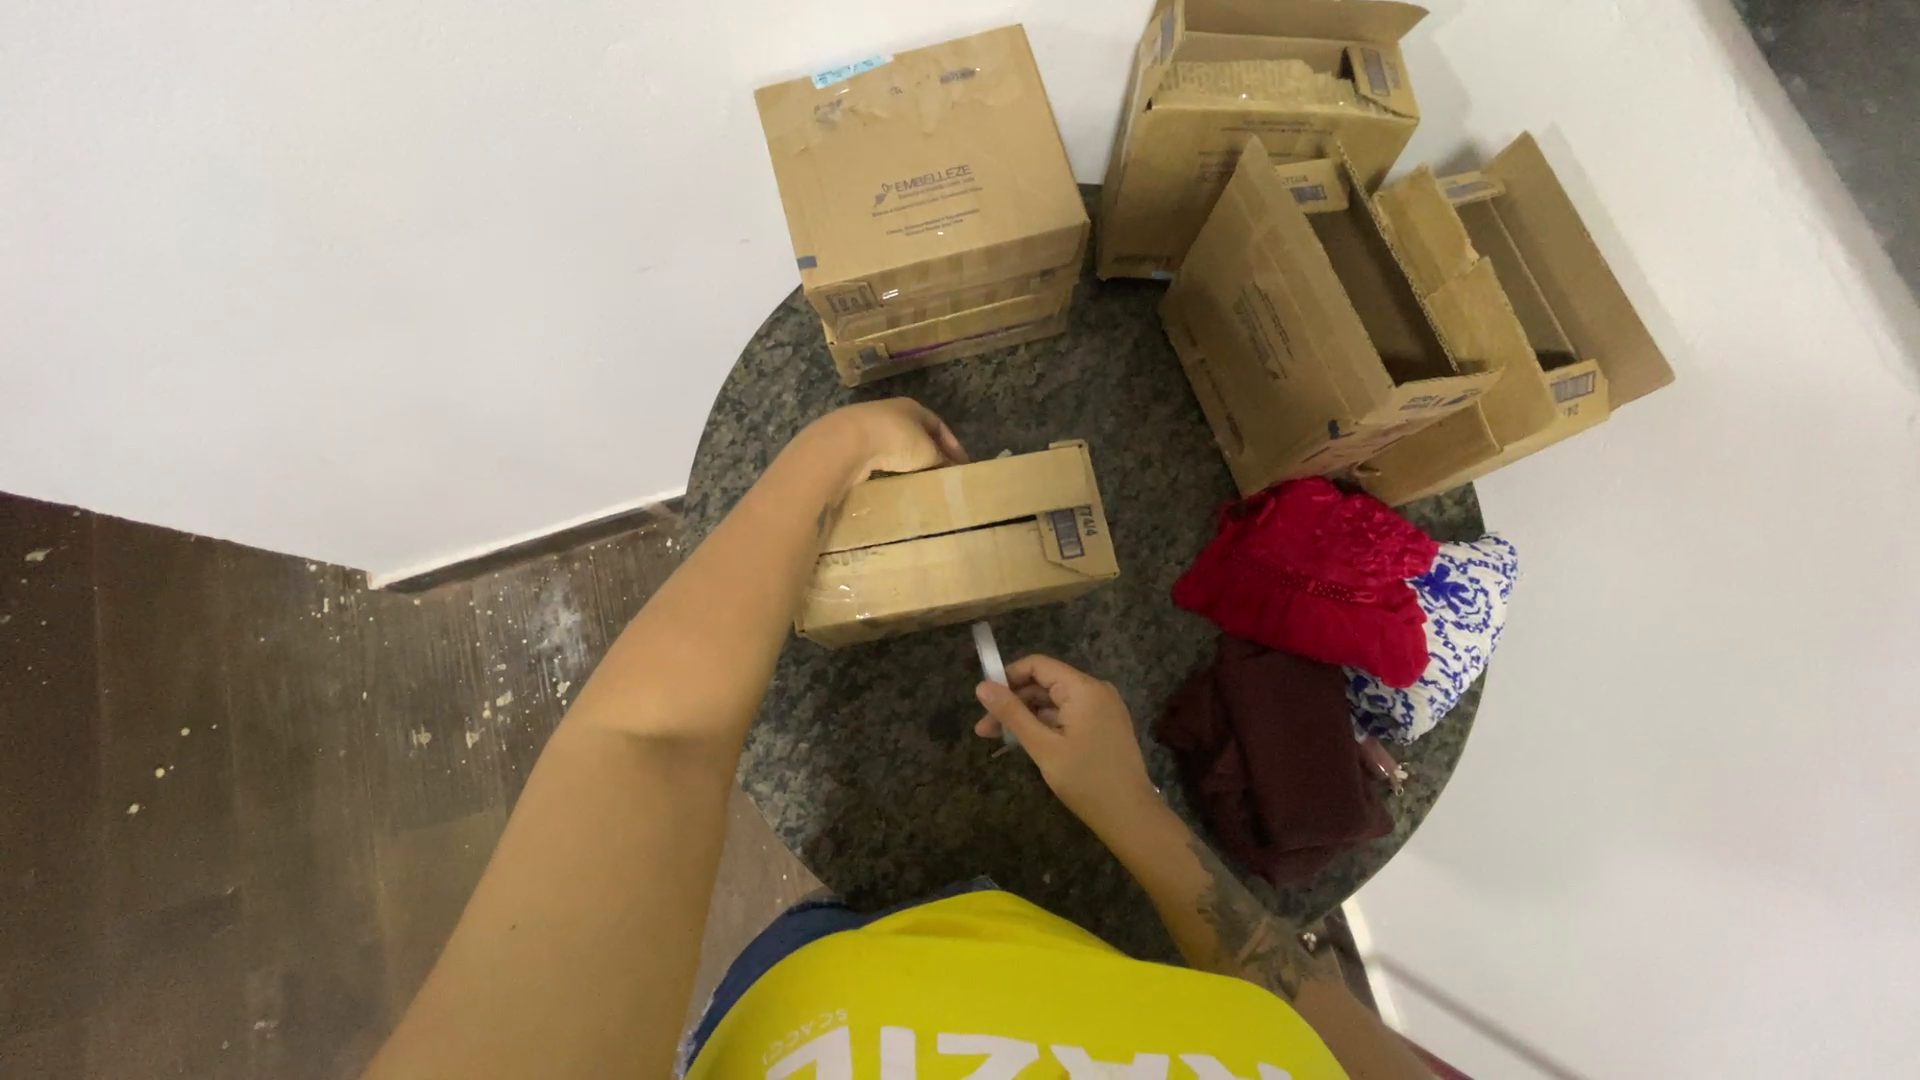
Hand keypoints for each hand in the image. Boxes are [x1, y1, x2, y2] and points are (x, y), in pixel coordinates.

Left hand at [803, 399, 967, 493]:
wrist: (848, 442)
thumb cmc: (896, 439)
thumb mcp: (927, 451)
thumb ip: (940, 458)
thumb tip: (948, 466)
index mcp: (912, 407)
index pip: (938, 426)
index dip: (953, 446)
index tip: (962, 465)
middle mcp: (891, 413)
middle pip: (917, 435)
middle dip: (930, 454)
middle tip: (941, 474)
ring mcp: (869, 428)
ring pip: (896, 448)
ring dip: (908, 463)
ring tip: (920, 481)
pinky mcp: (854, 446)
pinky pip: (879, 460)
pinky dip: (889, 470)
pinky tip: (895, 483)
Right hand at [975, 655, 1159, 835]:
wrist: (1131, 816)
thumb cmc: (1086, 780)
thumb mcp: (1043, 747)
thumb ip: (1012, 714)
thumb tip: (981, 686)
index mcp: (1083, 688)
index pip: (1037, 665)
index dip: (1007, 677)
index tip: (984, 699)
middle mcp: (1095, 690)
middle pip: (1044, 684)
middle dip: (1013, 703)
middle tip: (985, 729)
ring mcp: (1102, 708)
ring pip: (1054, 702)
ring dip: (1026, 716)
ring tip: (998, 739)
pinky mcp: (1103, 726)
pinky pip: (1068, 715)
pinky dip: (1045, 725)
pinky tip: (1026, 742)